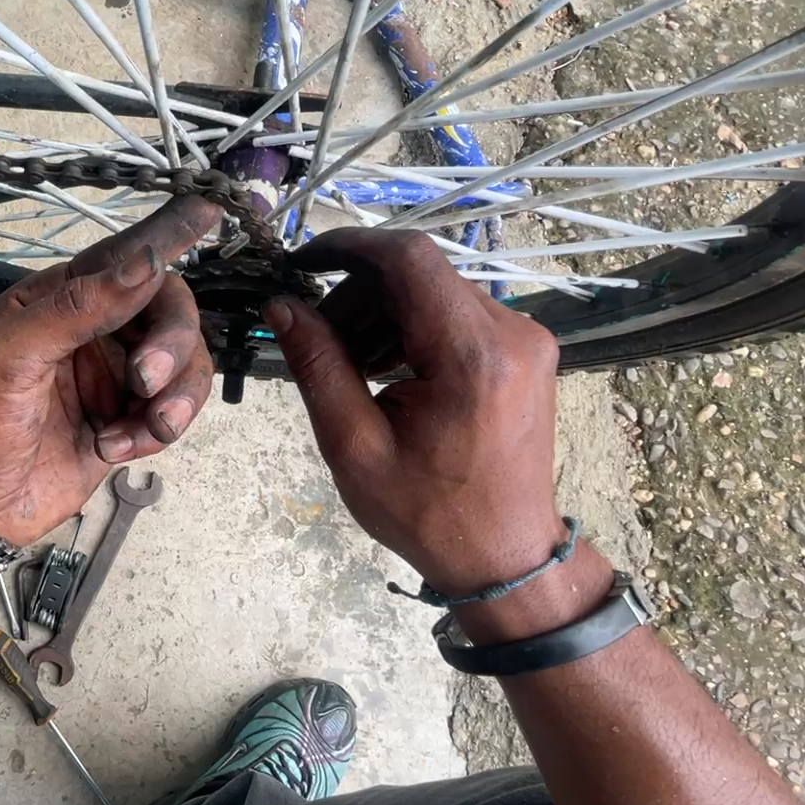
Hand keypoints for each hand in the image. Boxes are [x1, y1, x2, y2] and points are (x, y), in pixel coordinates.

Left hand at [0, 196, 219, 546]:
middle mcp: (92, 331)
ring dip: (174, 396)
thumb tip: (144, 264)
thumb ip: (76, 308)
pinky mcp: (127, 420)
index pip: (121, 257)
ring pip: (182, 364)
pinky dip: (155, 431)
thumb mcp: (11, 357)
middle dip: (172, 344)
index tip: (209, 207)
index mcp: (57, 300)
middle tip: (147, 381)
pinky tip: (113, 449)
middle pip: (167, 310)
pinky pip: (171, 411)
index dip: (166, 234)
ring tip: (144, 428)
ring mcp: (112, 376)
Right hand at [263, 228, 567, 596]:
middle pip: (416, 274)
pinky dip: (405, 328)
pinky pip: (451, 314)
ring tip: (347, 366)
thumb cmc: (425, 512)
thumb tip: (281, 305)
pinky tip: (382, 370)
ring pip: (431, 291)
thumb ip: (317, 365)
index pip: (409, 259)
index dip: (347, 247)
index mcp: (473, 355)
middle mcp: (511, 331)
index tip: (299, 264)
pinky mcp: (520, 351)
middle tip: (315, 341)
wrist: (505, 558)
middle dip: (354, 295)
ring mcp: (523, 339)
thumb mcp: (353, 444)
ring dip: (377, 314)